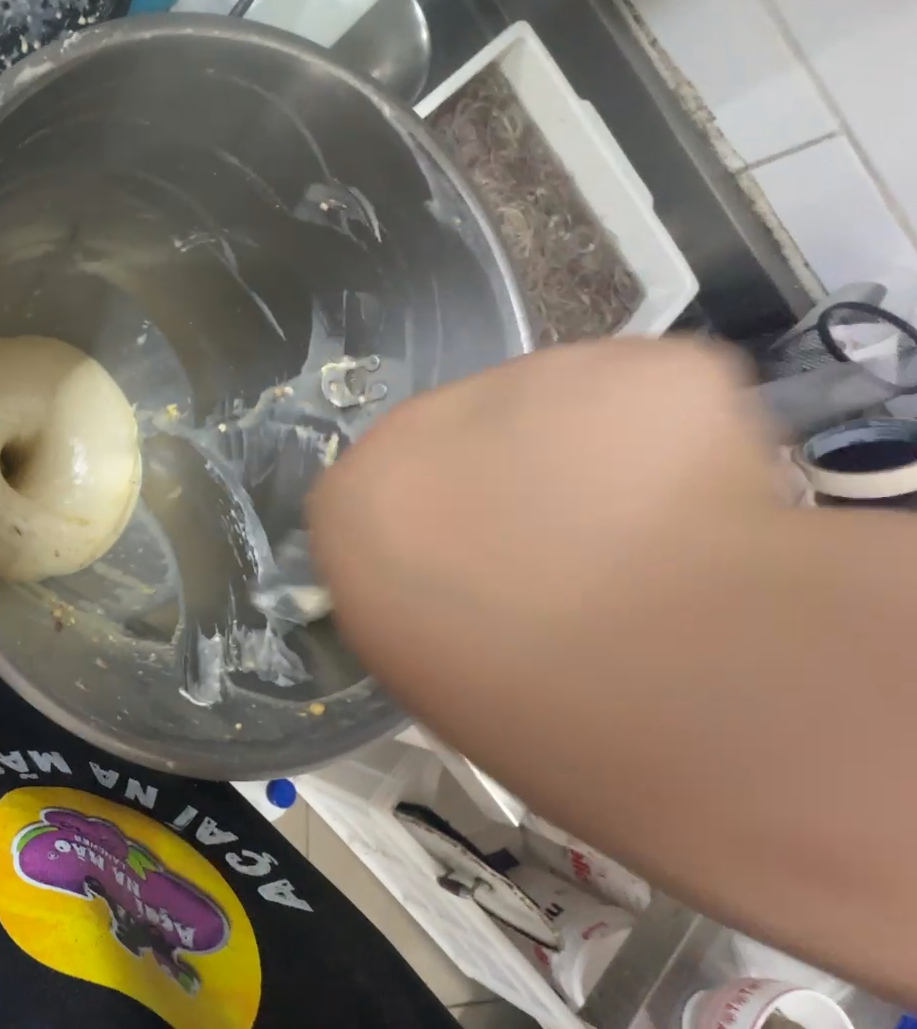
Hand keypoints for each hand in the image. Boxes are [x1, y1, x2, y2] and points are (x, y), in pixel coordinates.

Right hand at [306, 338, 780, 681]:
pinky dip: (676, 436)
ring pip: (556, 406)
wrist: (651, 661)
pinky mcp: (637, 367)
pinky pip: (650, 394)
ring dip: (587, 451)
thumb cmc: (506, 688)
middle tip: (566, 548)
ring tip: (643, 531)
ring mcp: (527, 381)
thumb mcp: (409, 646)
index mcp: (353, 494)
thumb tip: (446, 566)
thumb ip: (405, 579)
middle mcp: (419, 420)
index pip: (385, 492)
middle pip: (464, 436)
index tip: (481, 567)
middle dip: (509, 475)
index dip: (437, 524)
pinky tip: (701, 501)